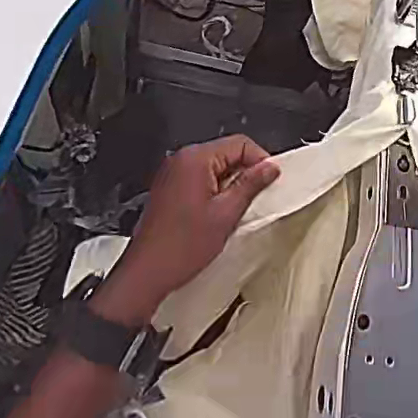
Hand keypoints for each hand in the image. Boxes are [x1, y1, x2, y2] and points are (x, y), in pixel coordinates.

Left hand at [89, 135, 279, 325]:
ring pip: (216, 168)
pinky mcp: (171, 189)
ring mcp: (173, 174)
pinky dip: (216, 192)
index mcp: (195, 160)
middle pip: (227, 153)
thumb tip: (269, 169)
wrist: (147, 274)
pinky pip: (202, 179)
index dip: (260, 160)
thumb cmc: (179, 247)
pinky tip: (220, 215)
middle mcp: (181, 161)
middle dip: (246, 174)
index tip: (271, 179)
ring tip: (234, 211)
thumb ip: (251, 185)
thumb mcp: (227, 213)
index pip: (240, 143)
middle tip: (256, 198)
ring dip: (231, 185)